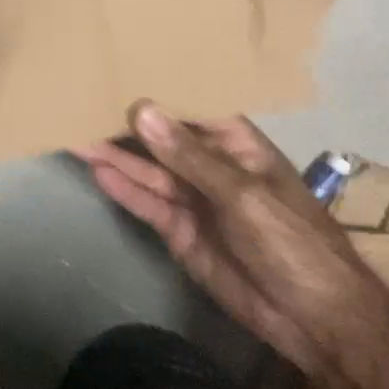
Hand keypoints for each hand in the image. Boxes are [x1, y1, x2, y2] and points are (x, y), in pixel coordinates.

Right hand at [74, 103, 388, 387]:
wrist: (317, 323)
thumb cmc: (296, 246)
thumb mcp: (244, 196)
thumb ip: (189, 156)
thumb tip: (141, 110)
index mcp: (237, 147)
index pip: (191, 108)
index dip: (157, 89)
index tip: (116, 65)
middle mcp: (210, 166)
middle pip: (159, 138)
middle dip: (122, 121)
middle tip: (77, 99)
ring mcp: (192, 198)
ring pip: (144, 168)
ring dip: (111, 153)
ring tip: (71, 131)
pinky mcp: (178, 229)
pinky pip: (144, 201)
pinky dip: (120, 187)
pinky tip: (93, 169)